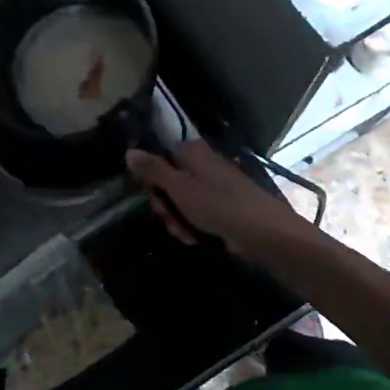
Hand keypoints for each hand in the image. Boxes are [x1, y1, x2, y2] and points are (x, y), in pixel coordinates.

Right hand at [126, 141, 315, 257]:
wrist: (261, 231)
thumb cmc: (217, 204)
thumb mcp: (179, 188)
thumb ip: (153, 169)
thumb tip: (129, 151)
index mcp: (193, 152)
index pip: (161, 157)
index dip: (152, 180)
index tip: (151, 197)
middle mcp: (204, 164)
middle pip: (170, 183)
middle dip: (166, 207)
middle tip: (171, 221)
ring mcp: (215, 185)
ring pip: (182, 202)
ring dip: (179, 221)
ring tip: (188, 234)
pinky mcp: (223, 205)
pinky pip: (198, 213)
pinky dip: (195, 226)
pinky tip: (198, 239)